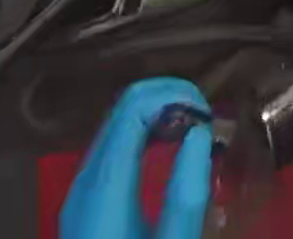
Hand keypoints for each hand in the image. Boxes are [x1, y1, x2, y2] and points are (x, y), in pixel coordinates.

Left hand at [60, 78, 213, 238]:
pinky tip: (172, 149)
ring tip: (197, 134)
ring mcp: (83, 187)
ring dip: (161, 114)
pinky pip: (118, 142)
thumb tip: (202, 131)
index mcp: (102, 188)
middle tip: (208, 124)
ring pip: (121, 120)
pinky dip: (148, 132)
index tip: (209, 118)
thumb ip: (186, 195)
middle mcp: (85, 178)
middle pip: (125, 106)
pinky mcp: (88, 197)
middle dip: (171, 100)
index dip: (174, 95)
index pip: (134, 105)